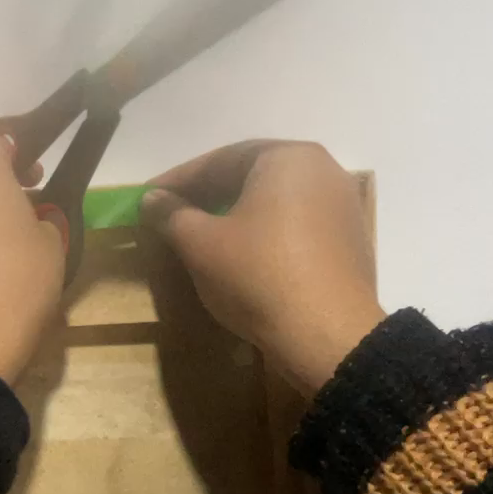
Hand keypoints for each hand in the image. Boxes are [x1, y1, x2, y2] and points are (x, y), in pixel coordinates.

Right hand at [141, 140, 383, 395]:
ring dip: (231, 214)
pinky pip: (291, 224)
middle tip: (169, 215)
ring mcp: (340, 205)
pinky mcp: (345, 240)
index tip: (147, 198)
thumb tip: (152, 200)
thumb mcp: (200, 244)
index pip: (219, 160)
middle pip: (249, 176)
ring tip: (198, 235)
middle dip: (205, 195)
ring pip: (271, 201)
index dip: (176, 181)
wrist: (324, 334)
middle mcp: (321, 170)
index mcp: (287, 159)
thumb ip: (171, 214)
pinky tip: (237, 255)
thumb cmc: (256, 275)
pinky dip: (259, 232)